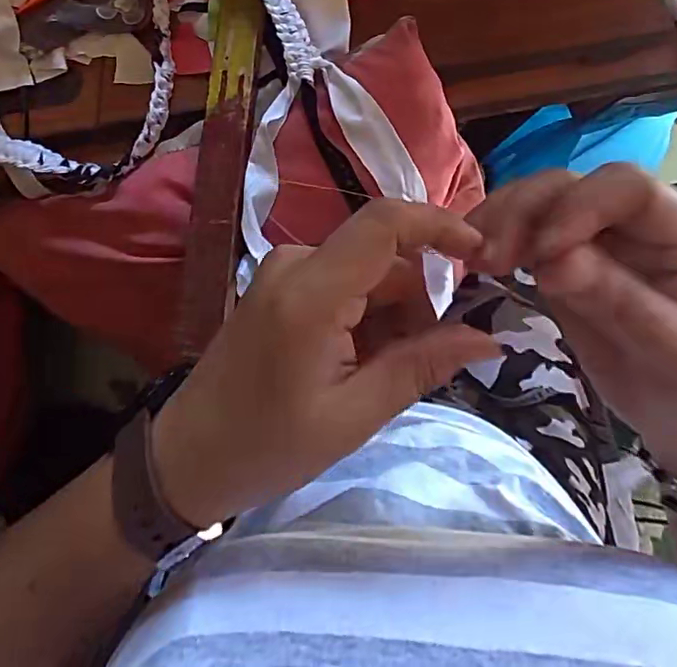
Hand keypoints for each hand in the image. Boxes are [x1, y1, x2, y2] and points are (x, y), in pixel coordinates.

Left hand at [149, 200, 502, 526]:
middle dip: (418, 303)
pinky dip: (365, 315)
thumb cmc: (268, 445)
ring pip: (367, 273)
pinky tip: (355, 362)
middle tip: (421, 365)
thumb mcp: (354, 414)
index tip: (481, 255)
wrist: (188, 454)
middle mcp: (295, 263)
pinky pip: (342, 282)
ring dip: (392, 315)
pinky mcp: (280, 283)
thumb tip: (488, 337)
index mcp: (311, 291)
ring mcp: (284, 270)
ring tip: (378, 374)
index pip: (384, 223)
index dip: (439, 225)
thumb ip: (420, 365)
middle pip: (383, 258)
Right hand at [467, 166, 676, 509]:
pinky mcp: (567, 274)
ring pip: (541, 207)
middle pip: (572, 188)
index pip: (628, 188)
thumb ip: (622, 303)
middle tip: (486, 256)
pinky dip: (498, 245)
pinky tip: (476, 262)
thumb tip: (552, 260)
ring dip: (502, 222)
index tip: (543, 254)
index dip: (579, 206)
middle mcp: (638, 230)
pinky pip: (527, 243)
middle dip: (525, 211)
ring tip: (471, 258)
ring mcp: (600, 249)